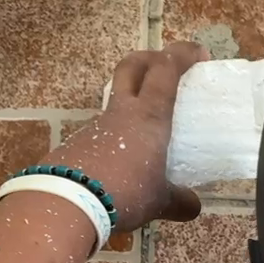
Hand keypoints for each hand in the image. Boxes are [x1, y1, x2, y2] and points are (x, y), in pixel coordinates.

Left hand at [44, 42, 207, 231]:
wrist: (65, 205)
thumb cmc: (123, 194)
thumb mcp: (157, 201)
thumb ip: (178, 202)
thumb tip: (193, 208)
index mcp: (148, 116)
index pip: (165, 69)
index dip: (182, 54)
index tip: (198, 54)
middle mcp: (119, 113)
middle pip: (130, 67)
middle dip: (149, 58)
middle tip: (162, 67)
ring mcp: (91, 128)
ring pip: (112, 104)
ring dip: (128, 108)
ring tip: (142, 136)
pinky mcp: (72, 145)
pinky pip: (97, 136)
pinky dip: (110, 142)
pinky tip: (115, 166)